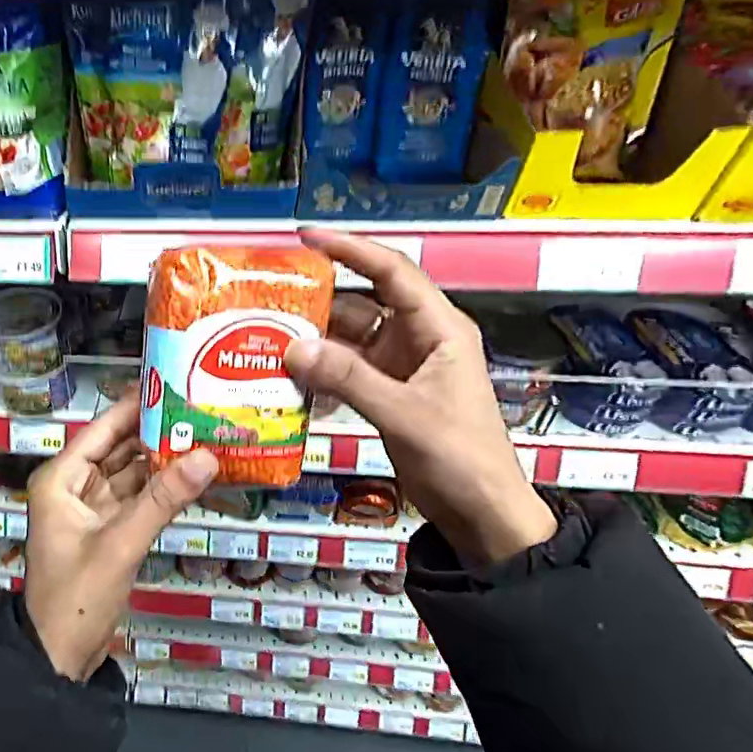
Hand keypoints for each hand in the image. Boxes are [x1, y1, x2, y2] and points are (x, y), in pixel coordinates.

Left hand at [24, 395, 217, 679]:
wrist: (59, 658)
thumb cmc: (77, 596)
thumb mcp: (121, 543)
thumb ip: (163, 500)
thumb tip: (207, 457)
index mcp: (62, 479)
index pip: (102, 429)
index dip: (135, 406)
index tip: (174, 383)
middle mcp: (75, 486)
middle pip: (120, 448)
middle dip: (157, 432)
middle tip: (201, 409)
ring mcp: (93, 509)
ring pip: (132, 474)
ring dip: (164, 461)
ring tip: (206, 436)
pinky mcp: (109, 530)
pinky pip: (139, 499)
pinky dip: (163, 490)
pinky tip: (194, 477)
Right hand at [286, 228, 554, 564]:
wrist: (481, 513)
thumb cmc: (459, 457)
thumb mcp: (404, 413)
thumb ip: (348, 379)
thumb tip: (293, 348)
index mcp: (439, 329)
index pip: (392, 271)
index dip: (351, 248)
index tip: (307, 238)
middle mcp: (418, 338)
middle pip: (364, 302)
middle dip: (321, 298)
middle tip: (273, 295)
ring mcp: (401, 366)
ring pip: (351, 338)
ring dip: (316, 338)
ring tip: (271, 336)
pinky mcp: (388, 392)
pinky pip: (348, 369)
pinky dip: (323, 370)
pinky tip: (292, 376)